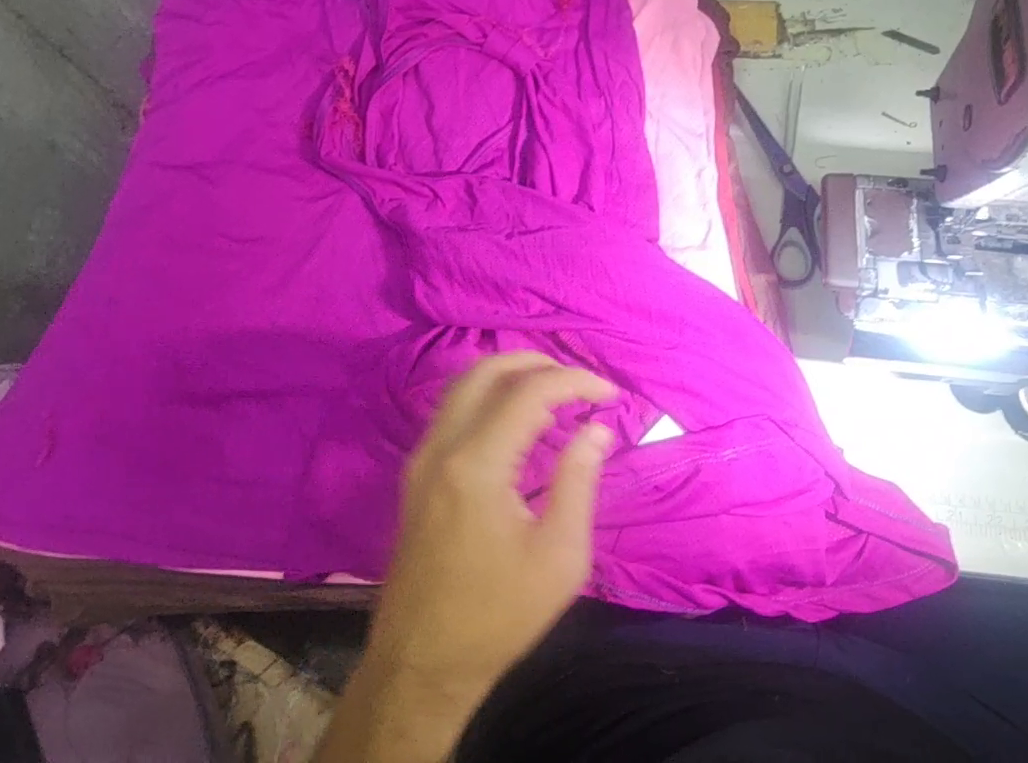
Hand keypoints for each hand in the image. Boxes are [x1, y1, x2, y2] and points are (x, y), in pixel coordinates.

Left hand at [316, 352, 616, 762]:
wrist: (422, 664)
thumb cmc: (499, 615)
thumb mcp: (560, 555)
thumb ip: (579, 480)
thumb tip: (595, 429)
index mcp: (477, 464)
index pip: (530, 391)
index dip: (576, 382)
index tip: (611, 396)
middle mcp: (441, 448)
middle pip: (487, 370)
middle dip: (539, 363)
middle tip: (580, 384)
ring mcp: (421, 461)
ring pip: (464, 387)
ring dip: (511, 377)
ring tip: (557, 397)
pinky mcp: (416, 477)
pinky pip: (453, 413)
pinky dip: (489, 400)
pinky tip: (520, 425)